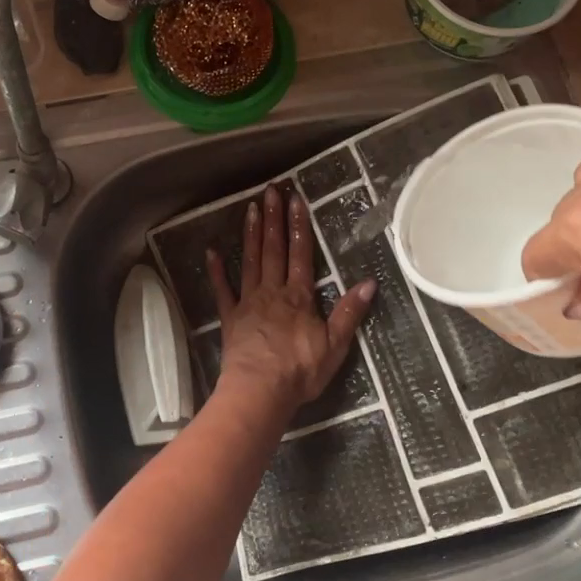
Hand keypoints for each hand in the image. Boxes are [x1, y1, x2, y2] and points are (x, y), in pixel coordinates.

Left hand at [208, 184, 376, 414]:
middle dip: (274, 219)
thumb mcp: (335, 345)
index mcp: (299, 297)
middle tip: (270, 190)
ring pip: (250, 261)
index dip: (299, 226)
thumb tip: (369, 282)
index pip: (301, 254)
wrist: (260, 391)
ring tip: (250, 208)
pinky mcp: (230, 318)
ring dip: (251, 234)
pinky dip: (216, 270)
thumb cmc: (300, 371)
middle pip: (274, 249)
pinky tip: (211, 251)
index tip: (295, 200)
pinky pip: (221, 290)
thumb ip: (349, 312)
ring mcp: (248, 302)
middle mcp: (272, 292)